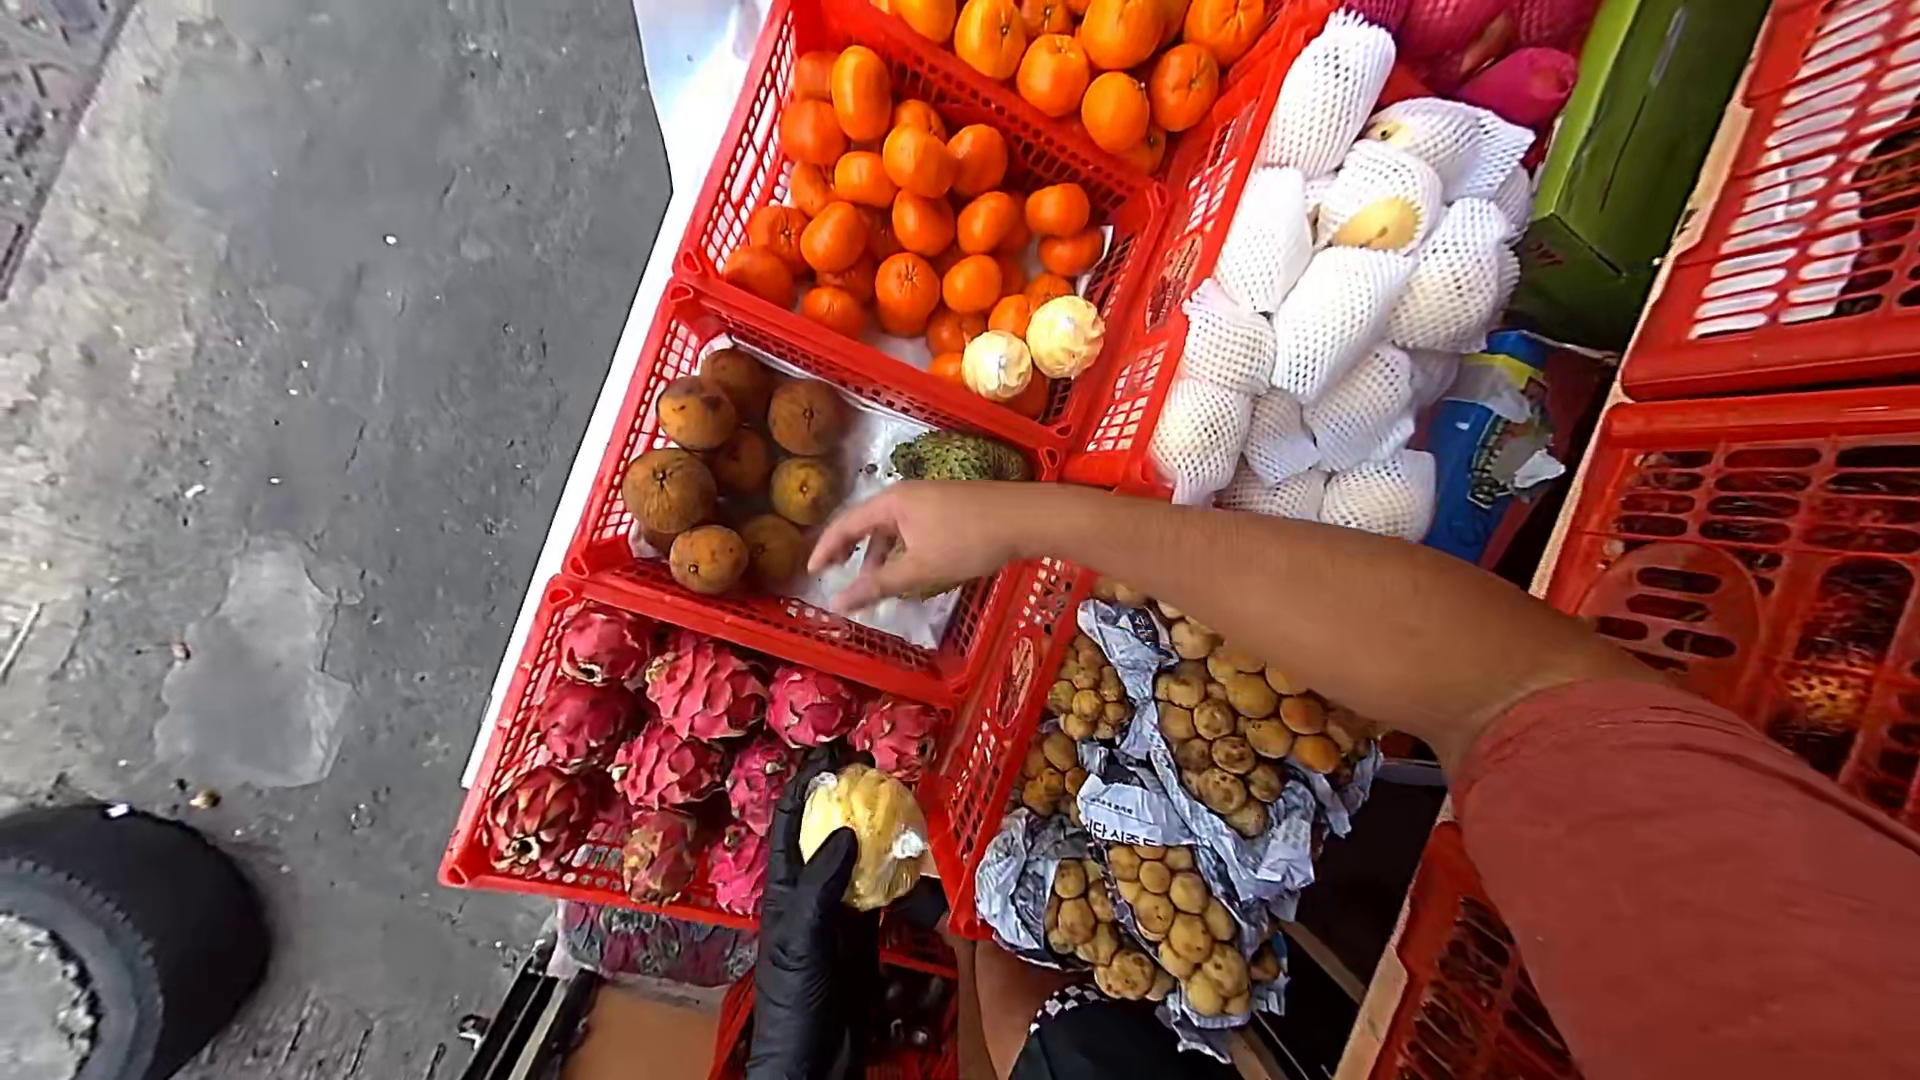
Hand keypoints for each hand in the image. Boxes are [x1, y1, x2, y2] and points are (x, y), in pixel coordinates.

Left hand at [746, 754, 878, 1079]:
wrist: (817, 1061)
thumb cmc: (794, 1002)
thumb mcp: (800, 940)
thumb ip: (819, 887)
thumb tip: (845, 831)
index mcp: (785, 884)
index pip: (789, 818)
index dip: (805, 782)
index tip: (829, 751)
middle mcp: (812, 884)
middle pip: (828, 825)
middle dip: (845, 792)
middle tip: (873, 763)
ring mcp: (841, 901)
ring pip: (858, 848)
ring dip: (874, 820)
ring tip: (897, 790)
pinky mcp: (867, 921)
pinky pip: (882, 879)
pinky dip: (895, 857)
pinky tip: (912, 841)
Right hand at [808, 481, 1041, 611]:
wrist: (1025, 518)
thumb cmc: (968, 541)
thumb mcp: (919, 567)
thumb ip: (878, 584)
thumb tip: (837, 602)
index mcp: (892, 502)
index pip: (845, 523)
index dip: (825, 548)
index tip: (811, 572)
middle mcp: (907, 494)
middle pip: (868, 524)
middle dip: (853, 553)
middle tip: (840, 578)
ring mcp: (931, 499)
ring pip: (894, 529)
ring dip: (882, 556)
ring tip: (879, 584)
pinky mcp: (950, 507)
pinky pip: (914, 530)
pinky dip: (905, 551)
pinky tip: (914, 571)